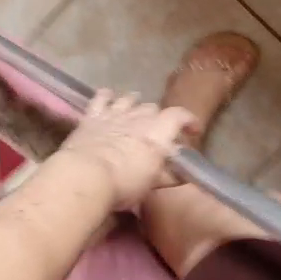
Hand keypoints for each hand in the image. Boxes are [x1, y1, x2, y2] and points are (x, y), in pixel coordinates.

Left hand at [55, 91, 193, 211]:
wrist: (86, 174)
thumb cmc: (125, 182)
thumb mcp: (151, 183)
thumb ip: (168, 176)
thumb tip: (181, 176)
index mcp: (158, 131)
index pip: (179, 116)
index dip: (189, 120)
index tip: (193, 129)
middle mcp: (138, 116)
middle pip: (152, 108)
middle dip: (157, 118)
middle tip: (157, 131)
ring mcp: (114, 113)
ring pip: (128, 99)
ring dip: (134, 103)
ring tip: (135, 108)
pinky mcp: (92, 116)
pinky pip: (101, 97)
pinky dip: (106, 96)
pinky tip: (108, 96)